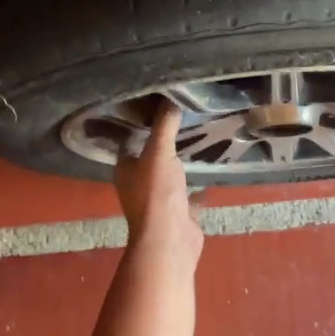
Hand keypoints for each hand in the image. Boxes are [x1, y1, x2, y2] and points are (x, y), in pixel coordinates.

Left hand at [116, 101, 202, 261]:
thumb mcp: (159, 152)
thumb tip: (170, 96)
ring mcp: (157, 200)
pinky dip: (195, 183)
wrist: (171, 240)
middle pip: (149, 157)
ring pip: (168, 174)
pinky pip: (186, 192)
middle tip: (180, 117)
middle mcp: (137, 184)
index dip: (138, 123)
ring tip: (196, 138)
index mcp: (125, 169)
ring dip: (178, 162)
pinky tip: (209, 169)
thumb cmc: (157, 193)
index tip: (155, 104)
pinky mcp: (177, 212)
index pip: (129, 140)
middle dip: (162, 141)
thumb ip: (164, 125)